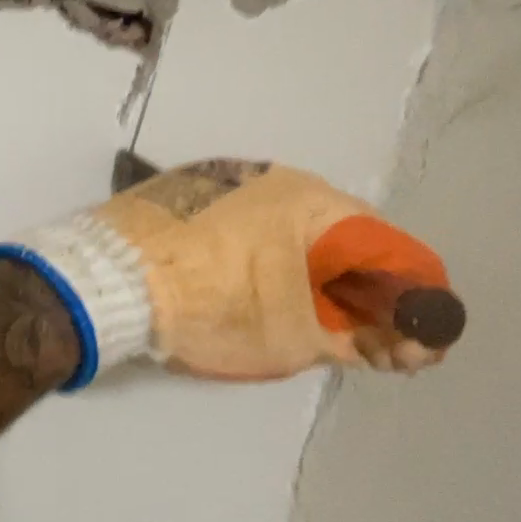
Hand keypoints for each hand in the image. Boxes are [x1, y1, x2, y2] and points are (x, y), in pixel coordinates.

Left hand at [0, 161, 459, 386]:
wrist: (107, 278)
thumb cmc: (212, 303)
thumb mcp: (299, 337)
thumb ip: (356, 336)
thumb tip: (382, 336)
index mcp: (309, 198)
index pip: (391, 249)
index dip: (413, 304)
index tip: (405, 347)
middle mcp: (264, 174)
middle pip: (336, 236)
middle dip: (356, 289)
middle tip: (359, 341)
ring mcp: (212, 178)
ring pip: (284, 228)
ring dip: (306, 273)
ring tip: (304, 321)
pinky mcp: (173, 191)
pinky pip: (237, 223)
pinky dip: (258, 256)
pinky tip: (249, 290)